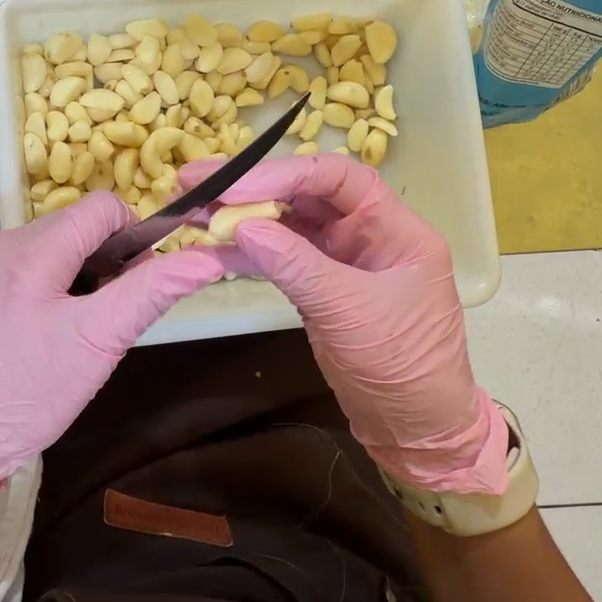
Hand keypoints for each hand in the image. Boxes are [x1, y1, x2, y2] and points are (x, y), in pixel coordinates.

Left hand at [0, 192, 225, 522]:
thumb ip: (150, 293)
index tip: (130, 283)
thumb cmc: (32, 392)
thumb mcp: (100, 343)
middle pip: (71, 225)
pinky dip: (34, 282)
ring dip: (67, 270)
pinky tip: (31, 327)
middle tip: (99, 315)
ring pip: (43, 243)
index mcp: (33, 250)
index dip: (130, 237)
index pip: (102, 208)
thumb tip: (206, 259)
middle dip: (98, 258)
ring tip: (65, 325)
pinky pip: (13, 263)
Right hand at [178, 153, 508, 494]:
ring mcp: (338, 257)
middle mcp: (365, 232)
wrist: (412, 428)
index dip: (284, 173)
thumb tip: (243, 226)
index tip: (234, 185)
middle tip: (192, 180)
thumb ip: (297, 265)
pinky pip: (276, 253)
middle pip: (303, 192)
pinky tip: (209, 244)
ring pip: (284, 221)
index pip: (336, 178)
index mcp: (394, 228)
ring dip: (239, 214)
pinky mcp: (316, 283)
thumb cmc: (400, 366)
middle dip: (250, 186)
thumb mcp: (349, 312)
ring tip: (190, 208)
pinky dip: (244, 249)